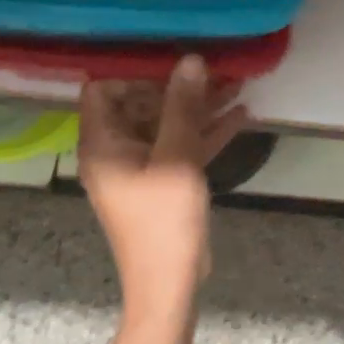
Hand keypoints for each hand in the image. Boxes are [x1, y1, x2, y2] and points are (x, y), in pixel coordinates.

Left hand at [78, 56, 248, 311]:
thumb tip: (191, 60)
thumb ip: (183, 107)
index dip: (133, 72)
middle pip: (142, 104)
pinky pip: (182, 147)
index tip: (170, 59)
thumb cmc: (163, 221)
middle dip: (179, 86)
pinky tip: (242, 115)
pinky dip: (206, 132)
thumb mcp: (176, 158)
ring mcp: (141, 166)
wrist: (170, 284)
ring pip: (168, 124)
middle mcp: (116, 149)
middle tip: (217, 66)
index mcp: (102, 143)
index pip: (102, 89)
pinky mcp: (164, 181)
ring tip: (238, 82)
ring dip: (200, 106)